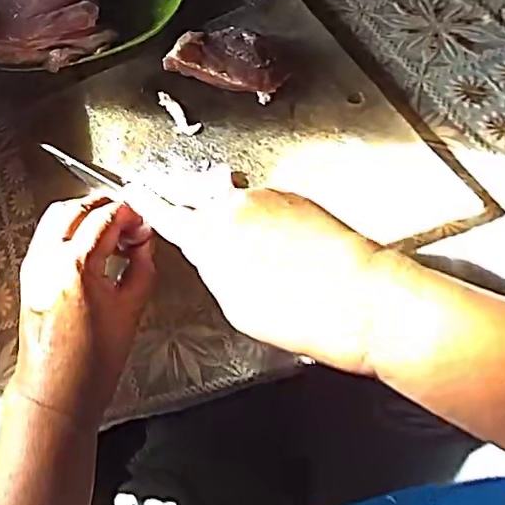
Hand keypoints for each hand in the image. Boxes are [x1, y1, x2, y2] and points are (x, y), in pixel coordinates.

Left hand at [11, 196, 156, 422]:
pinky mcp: (29, 271)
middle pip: (77, 208)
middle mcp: (49, 259)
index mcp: (77, 267)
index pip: (103, 219)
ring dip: (85, 214)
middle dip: (105, 207)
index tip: (141, 221)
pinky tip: (89, 244)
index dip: (127, 214)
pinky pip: (48, 233)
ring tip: (112, 232)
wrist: (56, 389)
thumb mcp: (130, 312)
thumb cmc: (91, 364)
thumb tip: (144, 243)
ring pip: (58, 215)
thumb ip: (142, 269)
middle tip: (129, 221)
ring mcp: (35, 263)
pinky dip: (69, 228)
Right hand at [128, 184, 395, 375]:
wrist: (371, 304)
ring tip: (254, 245)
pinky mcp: (292, 197)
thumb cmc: (308, 316)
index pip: (162, 211)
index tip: (134, 188)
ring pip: (230, 197)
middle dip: (185, 199)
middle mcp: (229, 208)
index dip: (144, 199)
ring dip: (231, 212)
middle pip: (194, 193)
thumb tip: (211, 257)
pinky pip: (263, 202)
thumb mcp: (237, 306)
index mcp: (206, 237)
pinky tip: (283, 245)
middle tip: (189, 212)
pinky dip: (263, 217)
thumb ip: (213, 271)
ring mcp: (261, 198)